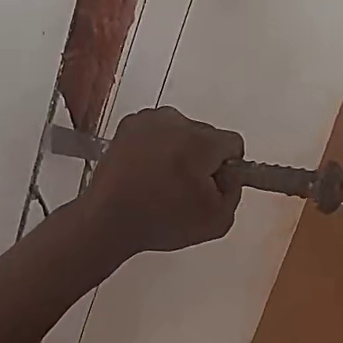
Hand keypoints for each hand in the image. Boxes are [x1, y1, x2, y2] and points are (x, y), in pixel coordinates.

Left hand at [80, 106, 243, 258]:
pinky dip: (155, 151)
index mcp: (201, 141)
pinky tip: (148, 176)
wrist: (107, 220)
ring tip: (163, 185)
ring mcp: (148, 122)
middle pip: (205, 137)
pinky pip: (156, 135)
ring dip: (178, 154)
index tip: (215, 184)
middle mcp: (175, 122)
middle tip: (187, 190)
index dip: (228, 168)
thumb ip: (235, 192)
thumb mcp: (218, 220)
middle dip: (201, 160)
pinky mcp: (129, 127)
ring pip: (180, 134)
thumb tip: (230, 177)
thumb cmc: (157, 219)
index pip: (233, 144)